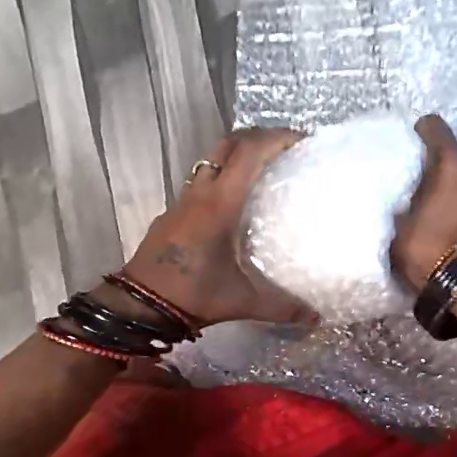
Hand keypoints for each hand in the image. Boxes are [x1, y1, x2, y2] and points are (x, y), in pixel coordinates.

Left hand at [116, 128, 313, 325]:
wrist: (140, 305)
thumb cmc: (192, 295)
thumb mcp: (242, 301)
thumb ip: (282, 307)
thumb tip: (316, 318)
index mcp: (219, 204)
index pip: (249, 153)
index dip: (276, 138)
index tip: (301, 140)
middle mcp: (198, 194)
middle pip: (228, 145)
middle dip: (257, 138)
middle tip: (283, 149)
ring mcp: (180, 203)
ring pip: (210, 163)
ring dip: (235, 158)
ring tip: (260, 174)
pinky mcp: (170, 216)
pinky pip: (198, 185)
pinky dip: (219, 182)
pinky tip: (231, 208)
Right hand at [392, 115, 456, 287]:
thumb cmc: (432, 245)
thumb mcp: (398, 227)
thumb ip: (394, 206)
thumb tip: (391, 200)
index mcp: (451, 160)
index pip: (432, 127)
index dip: (415, 132)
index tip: (400, 145)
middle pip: (446, 151)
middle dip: (426, 161)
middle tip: (402, 176)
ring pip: (456, 173)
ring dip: (439, 182)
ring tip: (414, 197)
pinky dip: (449, 198)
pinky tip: (432, 213)